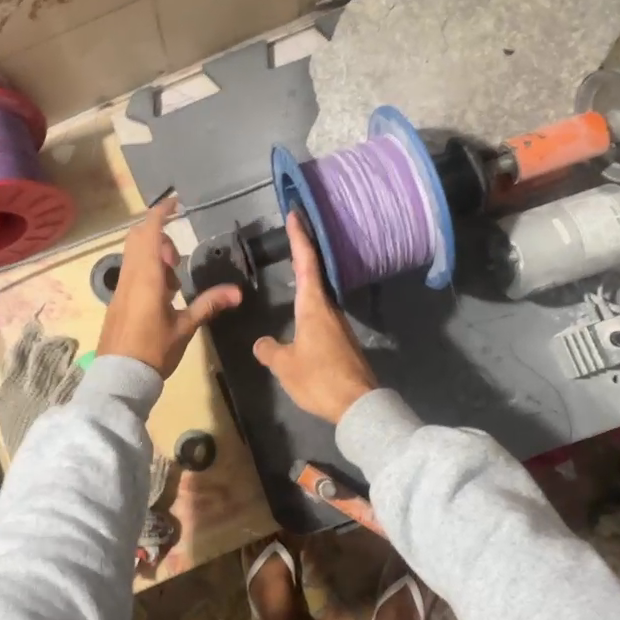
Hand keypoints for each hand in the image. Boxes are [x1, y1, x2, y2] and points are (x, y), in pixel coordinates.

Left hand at [96, 197, 242, 377]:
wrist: (120, 378)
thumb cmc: (154, 351)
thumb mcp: (185, 328)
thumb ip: (208, 305)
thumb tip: (238, 292)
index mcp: (146, 278)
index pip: (149, 233)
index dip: (160, 213)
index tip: (174, 202)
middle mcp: (129, 277)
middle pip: (137, 239)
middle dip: (158, 236)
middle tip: (178, 255)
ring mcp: (120, 289)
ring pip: (133, 256)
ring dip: (153, 256)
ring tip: (174, 280)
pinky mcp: (117, 302)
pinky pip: (131, 272)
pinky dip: (146, 271)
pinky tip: (162, 295)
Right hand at [252, 212, 378, 423]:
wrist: (357, 404)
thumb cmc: (319, 378)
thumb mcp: (285, 365)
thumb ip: (270, 350)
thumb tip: (262, 343)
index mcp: (314, 307)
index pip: (306, 264)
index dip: (300, 238)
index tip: (296, 215)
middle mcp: (329, 310)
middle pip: (315, 274)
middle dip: (304, 252)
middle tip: (294, 233)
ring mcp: (338, 325)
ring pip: (320, 295)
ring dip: (308, 278)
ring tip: (294, 268)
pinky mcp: (342, 342)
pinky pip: (322, 314)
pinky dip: (311, 302)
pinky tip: (302, 312)